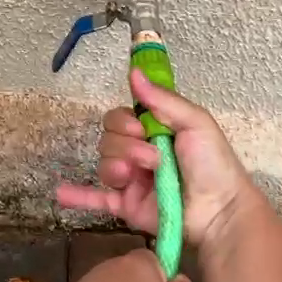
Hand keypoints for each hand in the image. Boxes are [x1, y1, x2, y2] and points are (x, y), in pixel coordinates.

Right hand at [56, 69, 260, 246]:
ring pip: (104, 165)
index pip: (120, 118)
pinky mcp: (127, 206)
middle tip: (151, 157)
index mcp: (153, 131)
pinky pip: (97, 199)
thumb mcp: (195, 122)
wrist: (221, 210)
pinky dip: (78, 195)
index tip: (141, 127)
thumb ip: (162, 99)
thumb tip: (134, 71)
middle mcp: (138, 153)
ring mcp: (131, 181)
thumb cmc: (214, 163)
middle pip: (108, 139)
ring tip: (137, 176)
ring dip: (117, 166)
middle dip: (125, 146)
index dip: (124, 122)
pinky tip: (61, 193)